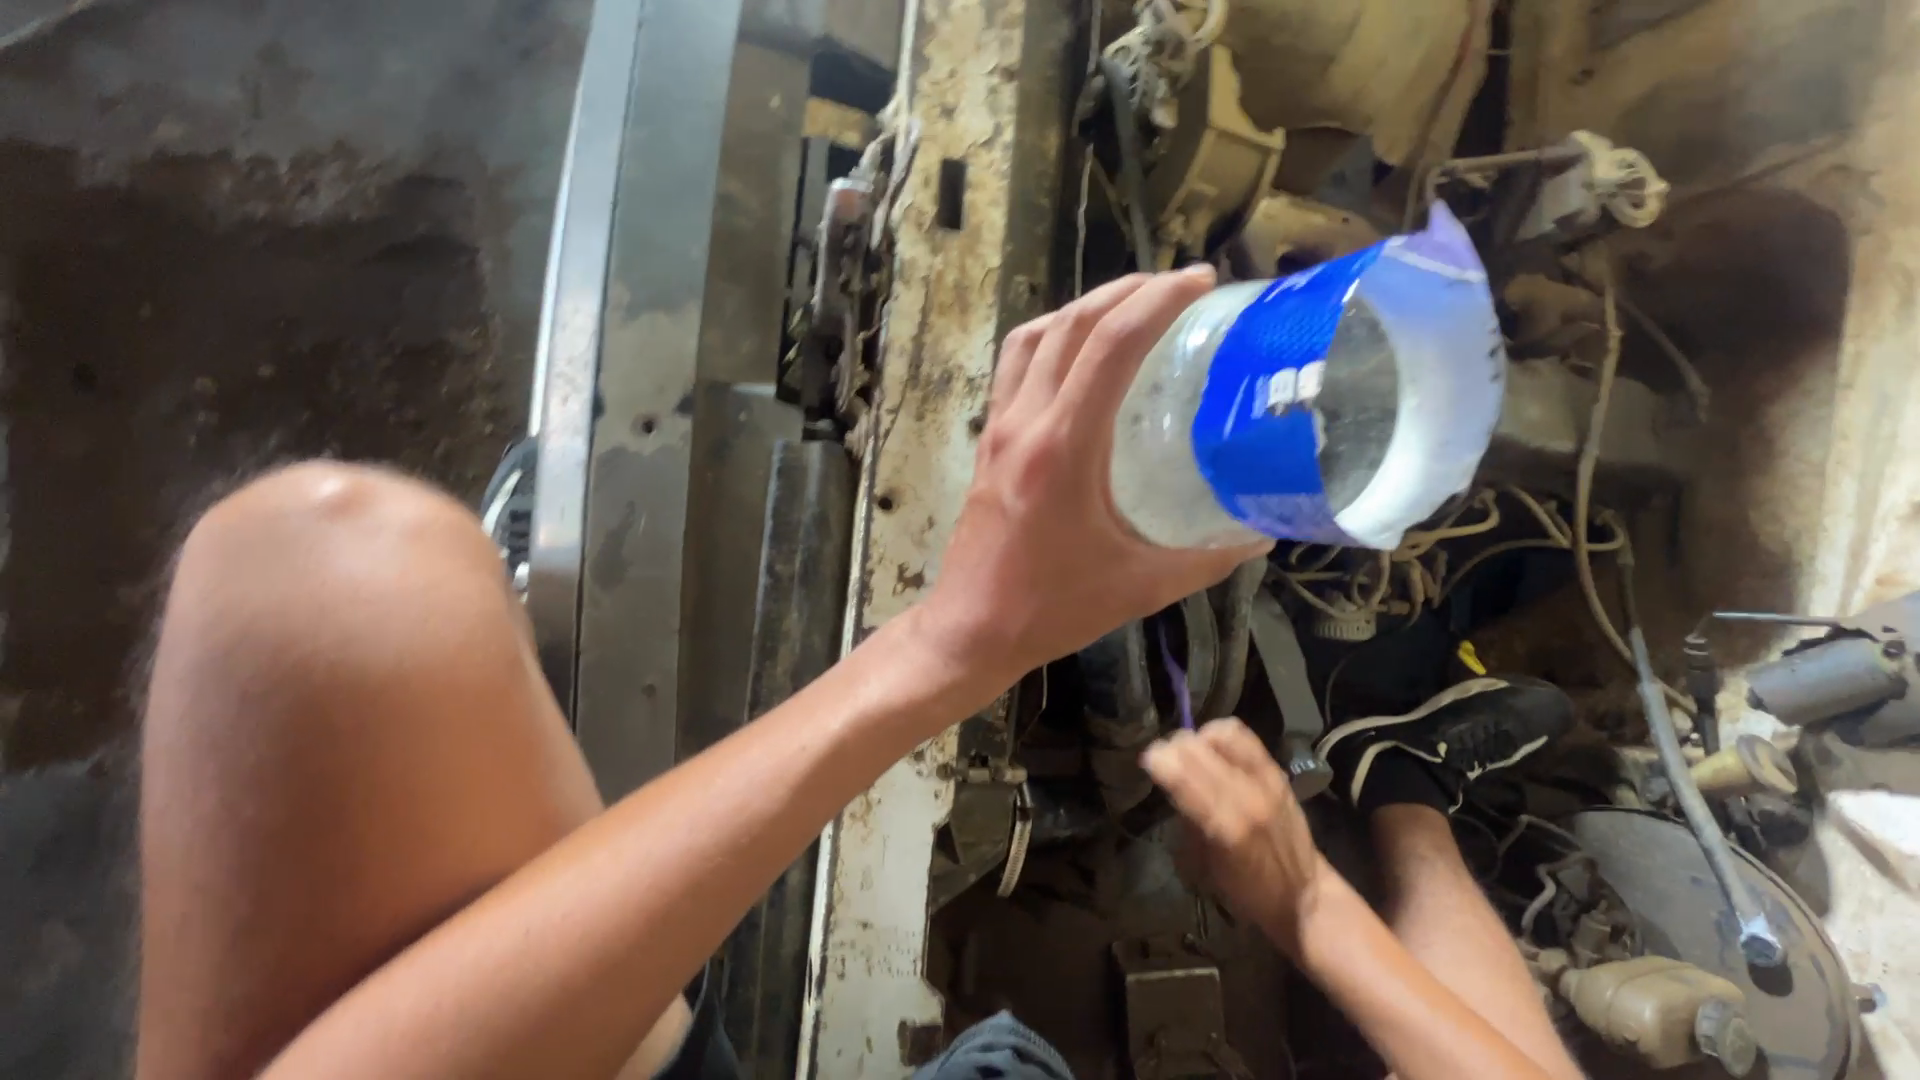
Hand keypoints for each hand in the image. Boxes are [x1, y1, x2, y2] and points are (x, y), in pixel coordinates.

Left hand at [918, 268, 1271, 684]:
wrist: (971, 628)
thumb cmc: (1052, 608)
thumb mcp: (1142, 586)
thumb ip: (1208, 558)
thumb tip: (1261, 531)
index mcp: (1063, 447)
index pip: (1110, 345)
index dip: (1159, 300)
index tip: (1201, 282)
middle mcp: (1025, 423)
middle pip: (1071, 325)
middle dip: (1126, 291)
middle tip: (1177, 286)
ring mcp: (999, 429)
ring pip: (1033, 337)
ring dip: (1082, 308)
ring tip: (1130, 305)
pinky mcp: (988, 443)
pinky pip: (1014, 367)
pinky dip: (1049, 339)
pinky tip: (1079, 355)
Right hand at [1142, 719, 1330, 955]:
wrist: (1304, 896)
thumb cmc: (1246, 891)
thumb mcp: (1204, 865)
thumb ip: (1188, 820)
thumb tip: (1171, 784)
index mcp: (1225, 826)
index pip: (1182, 775)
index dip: (1158, 760)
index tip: (1147, 762)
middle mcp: (1247, 796)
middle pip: (1196, 748)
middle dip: (1172, 749)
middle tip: (1165, 760)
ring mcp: (1266, 780)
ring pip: (1218, 735)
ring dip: (1196, 740)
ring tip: (1191, 754)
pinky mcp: (1278, 773)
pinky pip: (1243, 736)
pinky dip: (1220, 736)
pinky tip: (1214, 750)